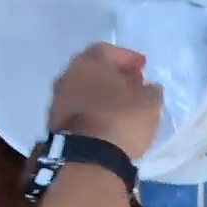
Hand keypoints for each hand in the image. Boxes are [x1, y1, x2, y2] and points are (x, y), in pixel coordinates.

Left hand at [49, 43, 163, 159]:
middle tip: (132, 82)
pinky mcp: (55, 120)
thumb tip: (148, 86)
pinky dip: (92, 107)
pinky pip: (78, 105)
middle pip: (93, 67)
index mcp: (91, 62)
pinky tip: (106, 117)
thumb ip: (151, 90)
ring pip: (83, 86)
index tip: (143, 66)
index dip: (128, 56)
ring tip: (121, 103)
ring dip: (101, 91)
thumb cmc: (122, 120)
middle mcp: (69, 74)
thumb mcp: (150, 103)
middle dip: (113, 73)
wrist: (87, 157)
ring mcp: (58, 97)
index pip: (109, 50)